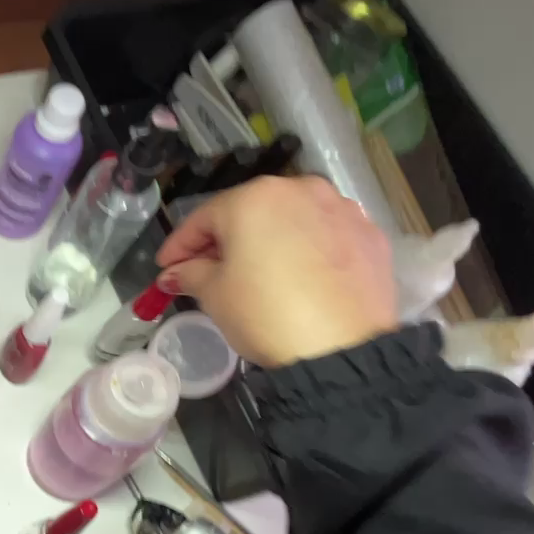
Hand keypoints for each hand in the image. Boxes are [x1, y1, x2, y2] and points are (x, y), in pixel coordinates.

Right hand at [155, 176, 397, 367]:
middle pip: (248, 212)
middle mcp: (300, 190)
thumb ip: (190, 274)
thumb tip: (174, 273)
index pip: (202, 218)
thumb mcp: (213, 294)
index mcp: (254, 199)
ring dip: (264, 241)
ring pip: (288, 220)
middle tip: (203, 270)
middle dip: (223, 240)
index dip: (178, 245)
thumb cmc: (263, 311)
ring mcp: (340, 208)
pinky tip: (293, 277)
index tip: (165, 267)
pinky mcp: (368, 233)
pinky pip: (321, 235)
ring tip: (251, 273)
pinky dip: (301, 250)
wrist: (340, 344)